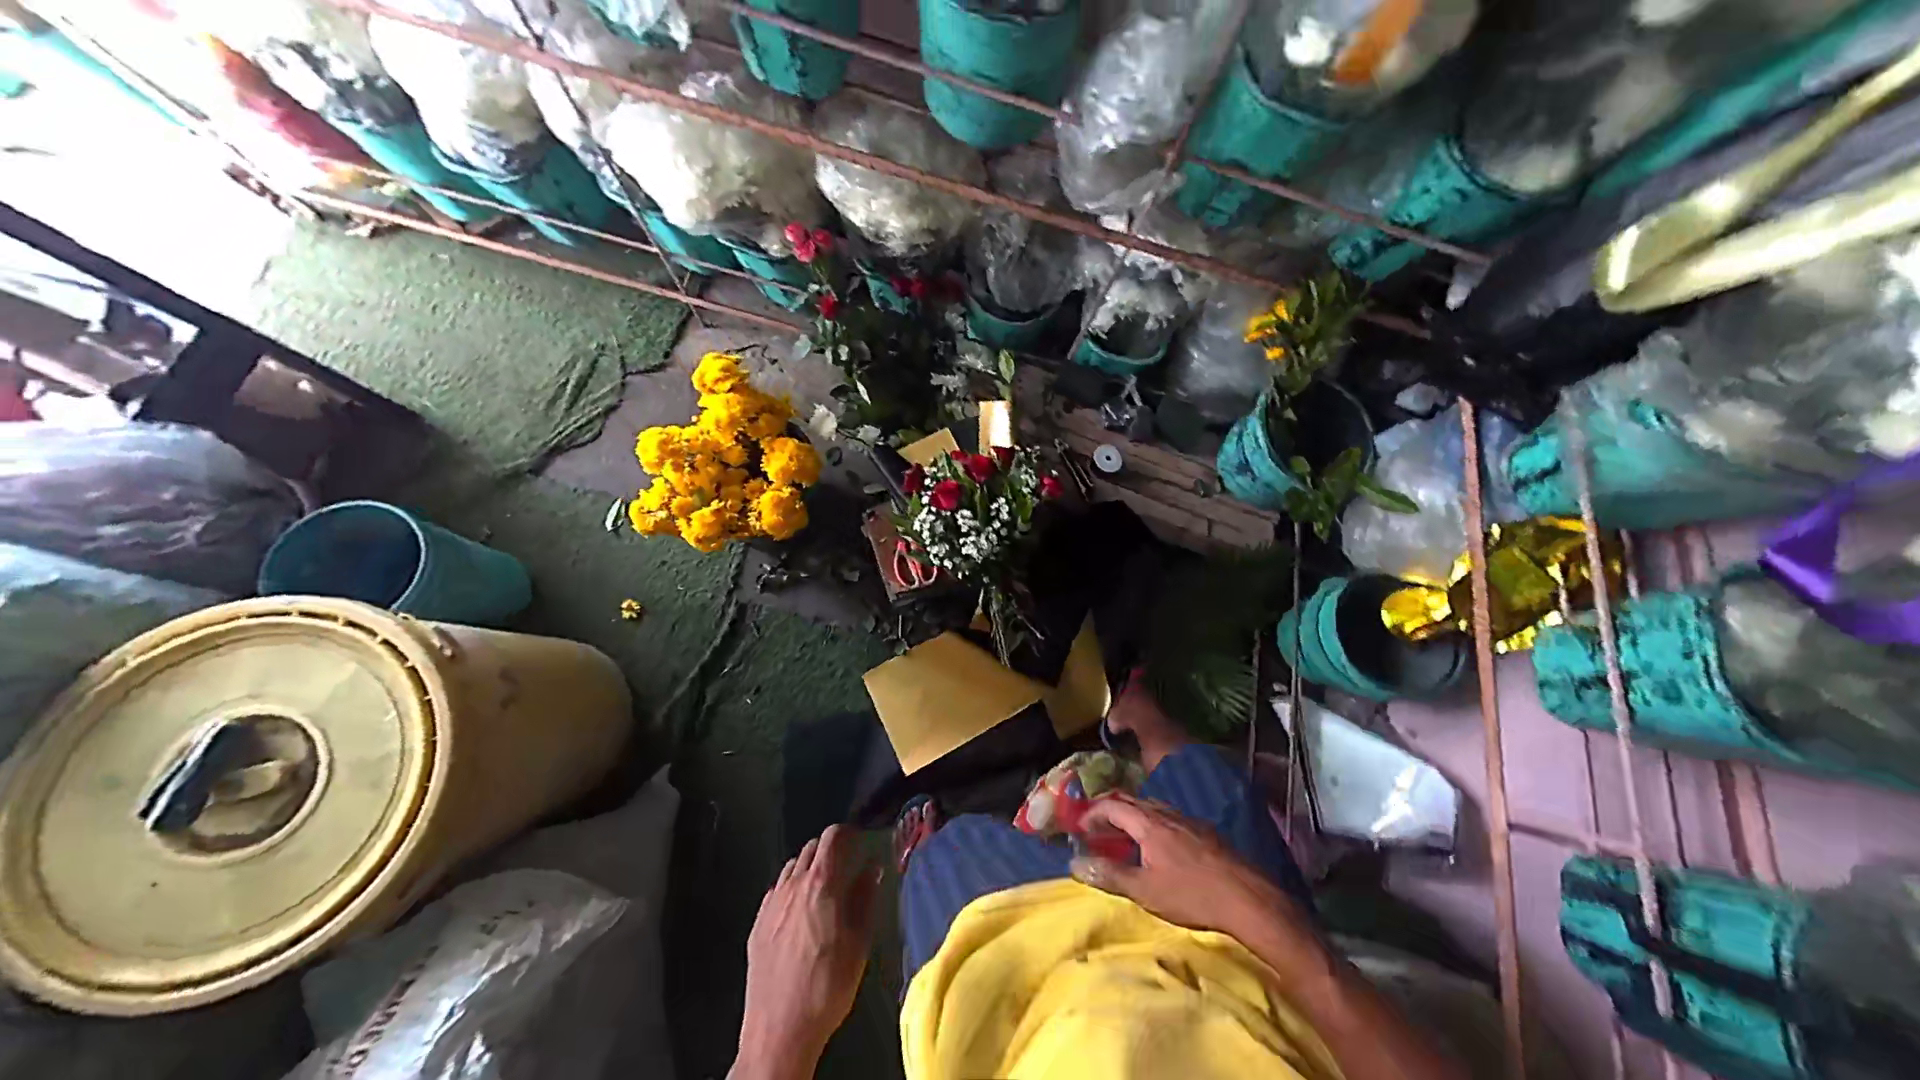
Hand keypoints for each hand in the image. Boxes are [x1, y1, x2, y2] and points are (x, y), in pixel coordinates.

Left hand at [733, 825, 880, 1079]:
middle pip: (811, 847)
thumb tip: (872, 867)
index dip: (850, 833)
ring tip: (825, 890)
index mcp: (820, 884)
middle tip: (848, 867)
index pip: (833, 836)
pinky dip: (792, 888)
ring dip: (810, 867)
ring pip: (792, 867)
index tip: (862, 842)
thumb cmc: (828, 986)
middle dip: (831, 849)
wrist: (779, 1030)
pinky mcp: (757, 924)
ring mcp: (771, 904)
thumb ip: (865, 898)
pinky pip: (777, 890)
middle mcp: (792, 885)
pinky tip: (801, 912)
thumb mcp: (859, 943)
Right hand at [1071, 794, 1306, 938]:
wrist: (1249, 900)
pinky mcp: (1205, 833)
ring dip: (1131, 818)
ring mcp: (1189, 821)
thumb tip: (1075, 863)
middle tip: (1095, 829)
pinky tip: (1157, 848)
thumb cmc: (1192, 895)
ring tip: (1122, 838)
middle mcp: (1167, 814)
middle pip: (1131, 801)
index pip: (1112, 805)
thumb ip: (1109, 875)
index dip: (1091, 813)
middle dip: (1108, 811)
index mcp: (1149, 823)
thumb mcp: (1144, 890)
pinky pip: (1169, 818)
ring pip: (1152, 808)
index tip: (1079, 827)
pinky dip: (1151, 825)